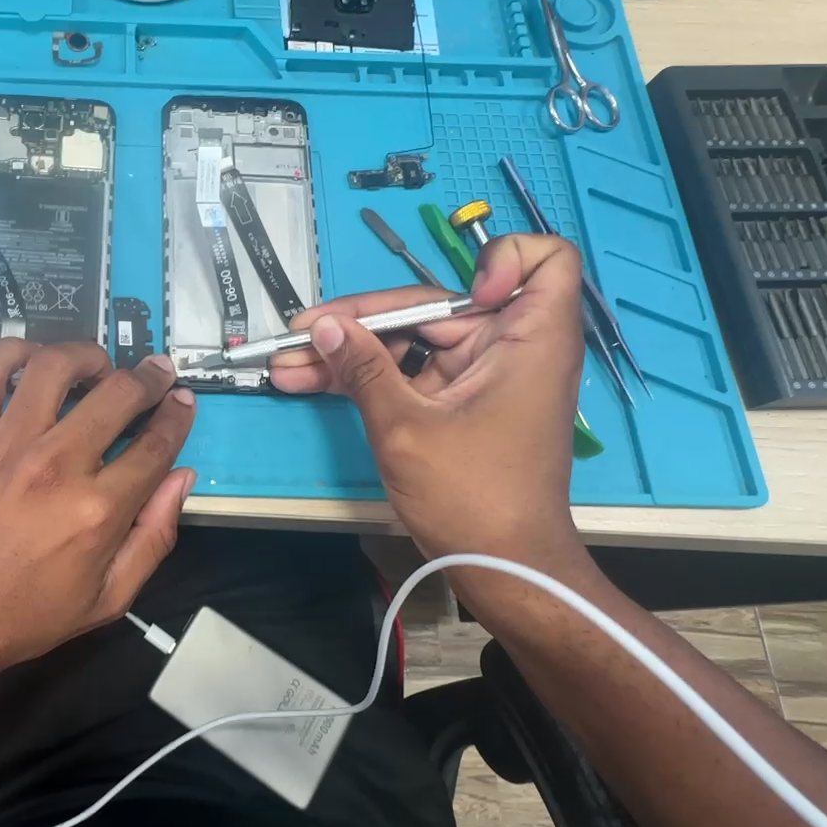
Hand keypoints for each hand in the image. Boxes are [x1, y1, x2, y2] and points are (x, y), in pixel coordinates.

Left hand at [0, 341, 196, 723]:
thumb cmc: (25, 615)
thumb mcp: (108, 599)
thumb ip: (154, 537)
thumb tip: (182, 477)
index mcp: (98, 510)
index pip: (156, 444)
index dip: (177, 415)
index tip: (182, 401)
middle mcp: (56, 465)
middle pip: (117, 394)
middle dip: (148, 377)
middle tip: (155, 372)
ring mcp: (5, 445)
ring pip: (54, 368)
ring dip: (86, 356)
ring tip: (96, 366)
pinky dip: (11, 353)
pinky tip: (30, 359)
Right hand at [272, 234, 591, 581]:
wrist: (497, 566)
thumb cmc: (471, 495)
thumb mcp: (406, 427)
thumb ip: (363, 369)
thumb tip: (324, 327)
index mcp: (527, 340)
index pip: (539, 261)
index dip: (498, 261)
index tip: (457, 295)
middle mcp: (505, 347)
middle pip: (433, 304)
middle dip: (363, 319)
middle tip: (302, 334)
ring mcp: (474, 374)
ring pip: (405, 340)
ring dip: (346, 351)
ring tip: (286, 363)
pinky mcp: (449, 401)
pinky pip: (402, 372)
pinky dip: (360, 376)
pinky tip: (305, 380)